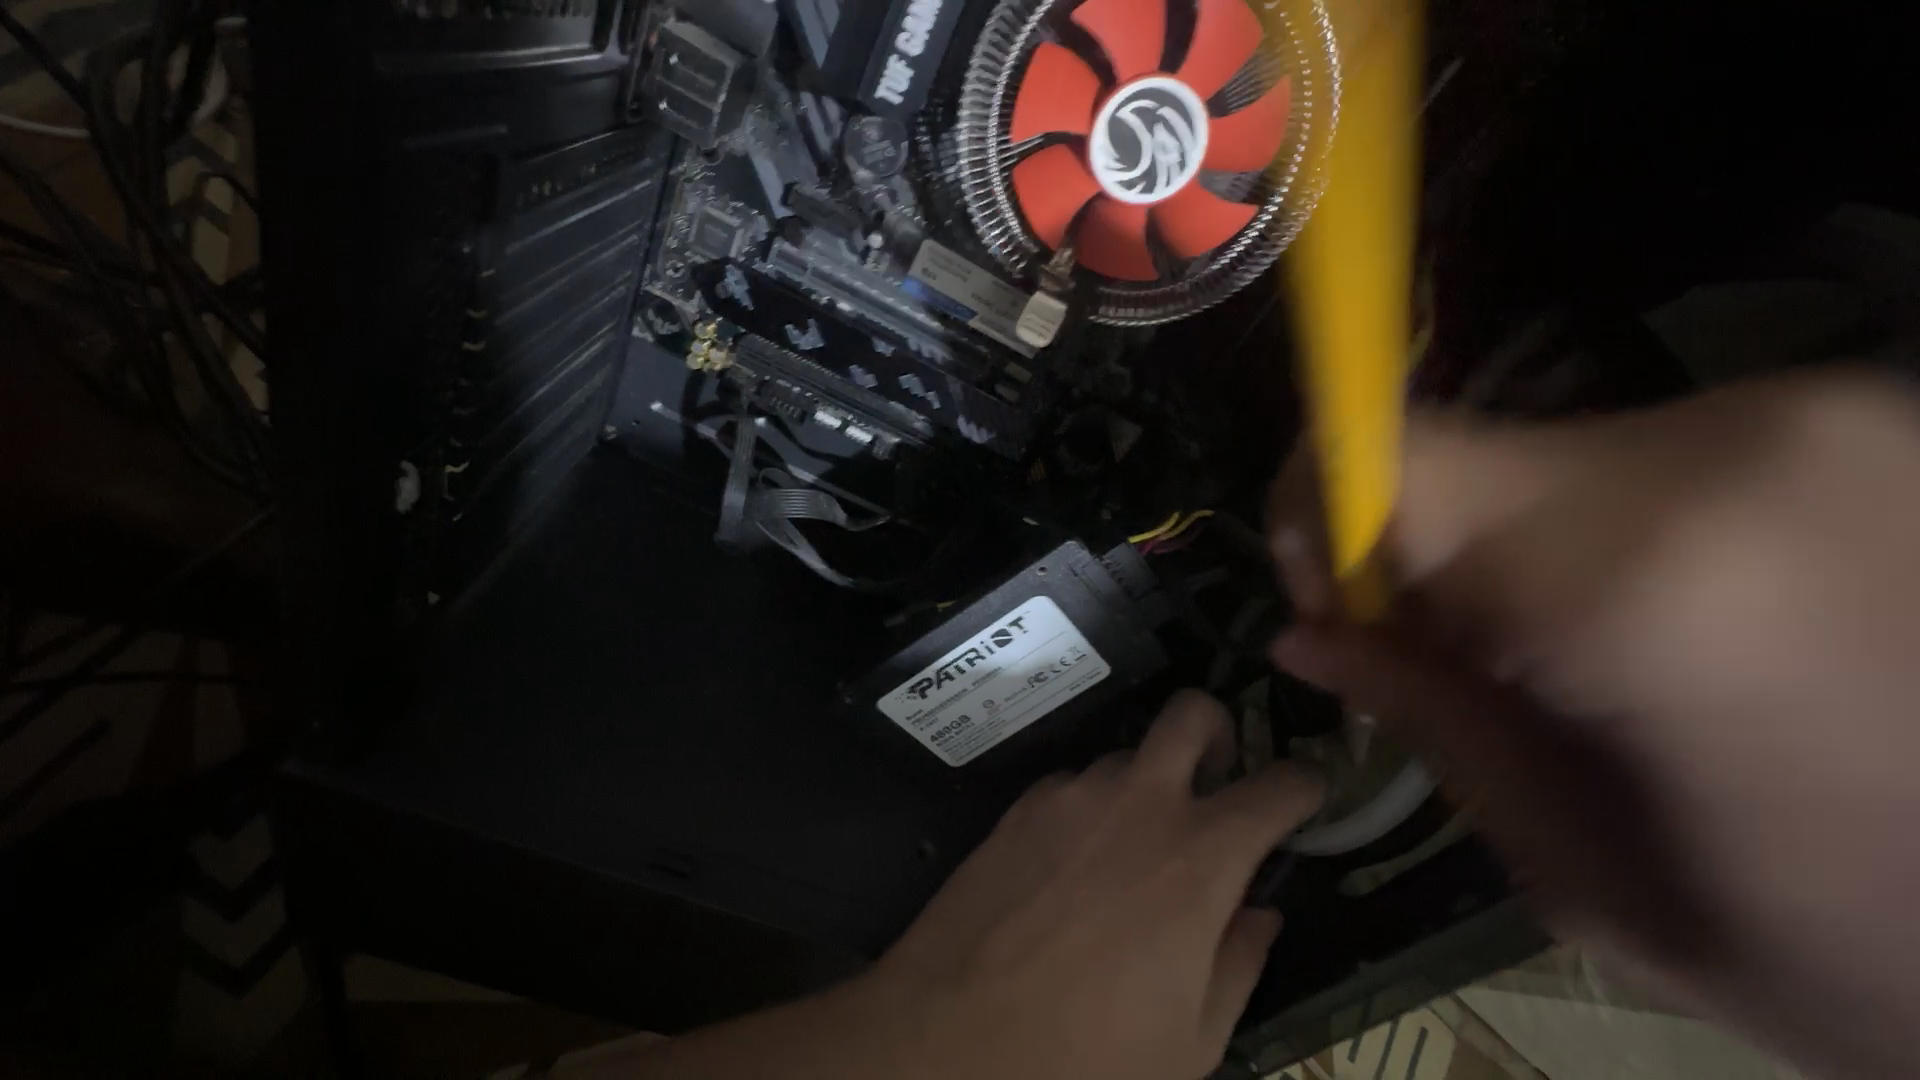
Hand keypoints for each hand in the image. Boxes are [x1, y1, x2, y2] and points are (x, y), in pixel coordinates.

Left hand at [867, 690, 1324, 1079]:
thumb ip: (1239, 962)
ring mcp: (1072, 795)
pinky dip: (1090, 809)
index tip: (1309, 794)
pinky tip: (1072, 864)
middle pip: (1190, 713)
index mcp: (1199, 856)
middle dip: (1220, 730)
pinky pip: (1073, 785)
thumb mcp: (1192, 1039)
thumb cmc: (1086, 1054)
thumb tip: (1258, 912)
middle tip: (1218, 780)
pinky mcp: (1021, 805)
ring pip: (1126, 756)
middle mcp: (1137, 802)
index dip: (1306, 783)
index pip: (1278, 786)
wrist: (952, 1034)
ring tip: (1133, 847)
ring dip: (1146, 785)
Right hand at [1269, 370, 1919, 1079]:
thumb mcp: (1586, 874)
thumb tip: (1307, 635)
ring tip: (1587, 662)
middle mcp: (1728, 455)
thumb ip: (1430, 721)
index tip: (1338, 608)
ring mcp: (1812, 417)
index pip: (1383, 457)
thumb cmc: (1862, 952)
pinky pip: (1633, 459)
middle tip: (1461, 664)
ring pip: (1540, 460)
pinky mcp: (1853, 414)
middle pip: (1455, 456)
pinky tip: (1672, 628)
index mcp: (1643, 585)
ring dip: (1510, 548)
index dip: (1317, 515)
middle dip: (1415, 555)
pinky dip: (1594, 533)